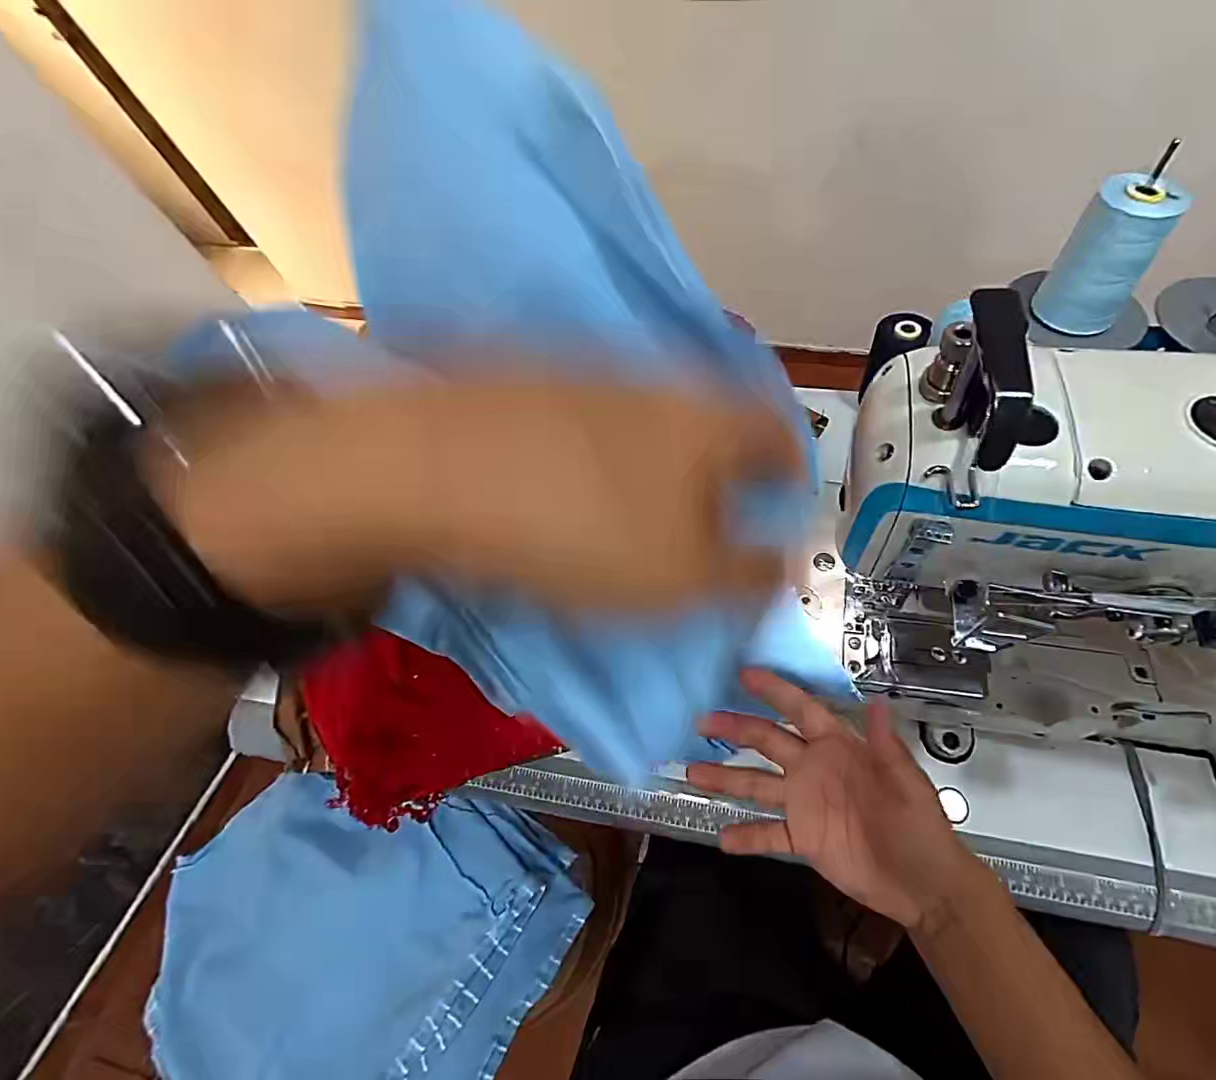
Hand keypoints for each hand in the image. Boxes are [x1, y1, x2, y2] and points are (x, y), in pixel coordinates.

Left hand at [160, 376, 803, 613]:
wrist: (423, 470)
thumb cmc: (579, 526)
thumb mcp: (683, 577)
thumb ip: (750, 575)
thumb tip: (785, 565)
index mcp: (712, 417)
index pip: (784, 439)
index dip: (792, 486)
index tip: (777, 526)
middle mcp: (663, 382)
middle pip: (721, 432)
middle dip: (728, 486)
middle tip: (709, 539)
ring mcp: (597, 377)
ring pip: (659, 430)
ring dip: (666, 476)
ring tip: (641, 529)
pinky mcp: (540, 386)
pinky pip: (602, 430)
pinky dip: (610, 466)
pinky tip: (581, 501)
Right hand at [686, 669, 984, 929]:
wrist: (921, 882)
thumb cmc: (919, 825)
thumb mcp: (906, 781)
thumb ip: (886, 744)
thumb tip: (877, 702)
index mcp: (840, 748)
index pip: (803, 711)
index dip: (776, 692)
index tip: (746, 675)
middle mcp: (816, 769)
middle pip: (769, 742)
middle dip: (737, 729)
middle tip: (704, 721)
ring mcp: (806, 804)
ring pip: (759, 785)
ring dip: (727, 779)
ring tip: (694, 772)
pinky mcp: (804, 839)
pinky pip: (770, 835)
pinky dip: (748, 836)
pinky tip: (723, 837)